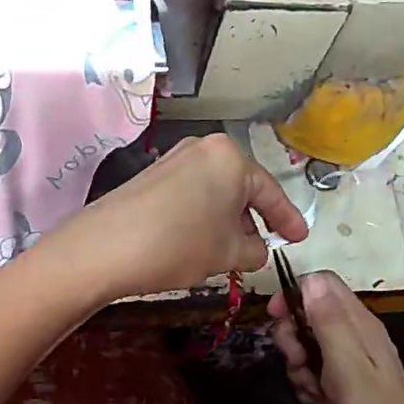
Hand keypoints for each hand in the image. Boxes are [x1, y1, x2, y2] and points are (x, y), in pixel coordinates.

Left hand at [49, 134, 308, 300]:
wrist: (103, 248)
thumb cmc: (178, 245)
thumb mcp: (227, 253)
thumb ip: (255, 249)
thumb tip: (257, 248)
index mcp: (230, 158)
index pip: (270, 192)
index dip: (288, 220)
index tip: (299, 240)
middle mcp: (202, 148)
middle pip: (240, 188)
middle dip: (252, 221)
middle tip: (260, 251)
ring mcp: (173, 159)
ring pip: (215, 193)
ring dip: (226, 222)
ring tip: (226, 254)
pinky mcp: (151, 176)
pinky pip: (191, 195)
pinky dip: (202, 218)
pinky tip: (197, 244)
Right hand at [269, 272, 403, 403]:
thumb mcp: (348, 365)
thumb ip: (329, 321)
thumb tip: (310, 277)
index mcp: (360, 323)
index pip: (322, 284)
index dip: (294, 294)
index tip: (274, 317)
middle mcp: (356, 335)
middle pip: (310, 314)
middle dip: (292, 336)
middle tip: (297, 362)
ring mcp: (351, 361)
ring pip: (308, 346)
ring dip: (299, 366)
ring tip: (312, 390)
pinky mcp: (345, 385)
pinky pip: (314, 372)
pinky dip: (308, 385)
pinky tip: (317, 403)